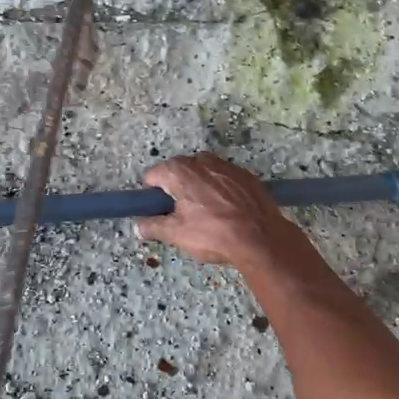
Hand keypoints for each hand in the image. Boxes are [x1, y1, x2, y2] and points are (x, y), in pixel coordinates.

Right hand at [135, 153, 307, 269]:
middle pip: (178, 171)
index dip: (152, 193)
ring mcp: (225, 165)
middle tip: (182, 214)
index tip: (159, 210)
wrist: (261, 238)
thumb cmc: (213, 234)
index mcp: (179, 171)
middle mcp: (200, 160)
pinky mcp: (245, 175)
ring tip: (207, 213)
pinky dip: (222, 190)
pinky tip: (228, 211)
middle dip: (177, 188)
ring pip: (203, 173)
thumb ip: (153, 227)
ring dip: (200, 187)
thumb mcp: (176, 235)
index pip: (154, 175)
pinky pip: (224, 179)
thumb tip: (137, 225)